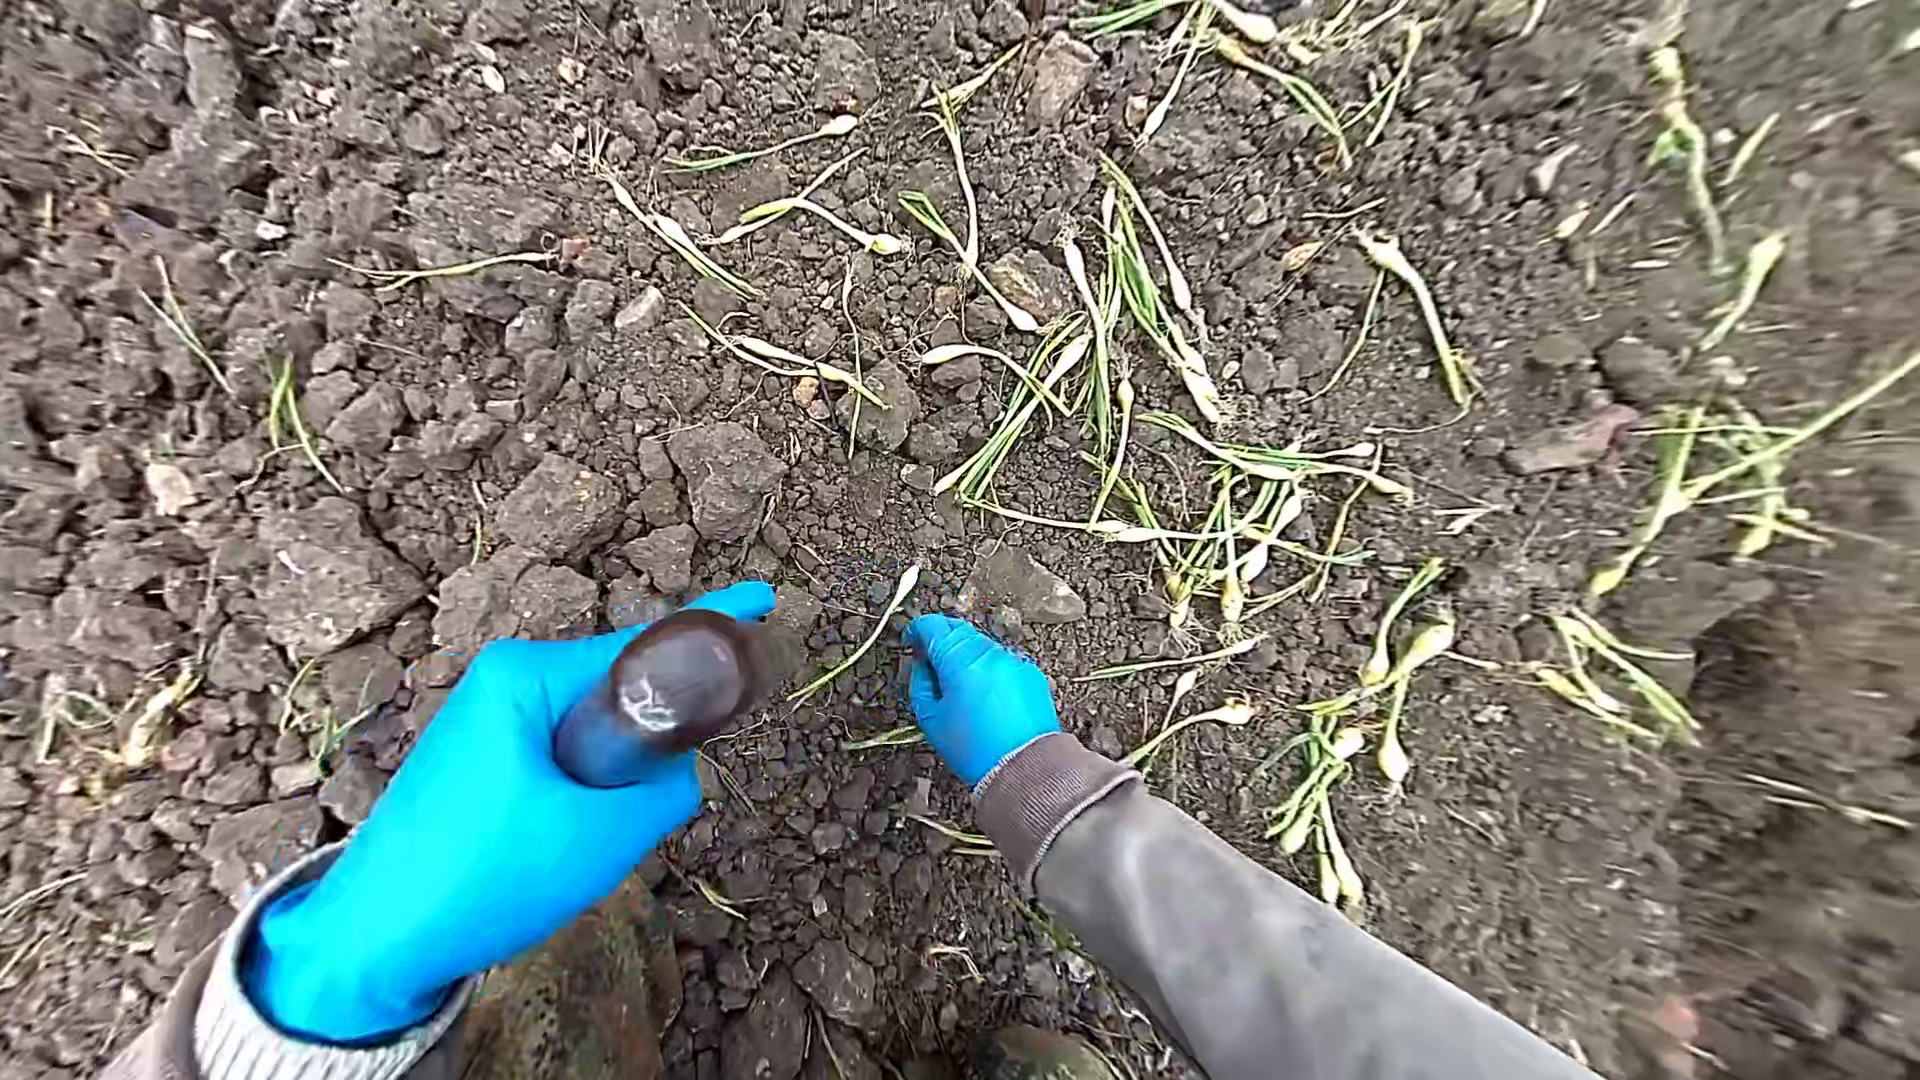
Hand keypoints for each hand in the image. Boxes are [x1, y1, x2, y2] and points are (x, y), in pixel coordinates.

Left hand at [244, 582, 775, 1042]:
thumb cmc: (484, 878)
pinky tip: (588, 819)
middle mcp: (513, 676)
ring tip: (608, 822)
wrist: (364, 952)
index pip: (645, 641)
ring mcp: (498, 710)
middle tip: (674, 771)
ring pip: (604, 716)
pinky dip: (600, 770)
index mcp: (529, 675)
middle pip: (628, 681)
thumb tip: (681, 768)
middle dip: (666, 721)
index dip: (716, 620)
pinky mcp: (495, 746)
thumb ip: (674, 787)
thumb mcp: (607, 834)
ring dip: (629, 758)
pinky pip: (575, 739)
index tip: (764, 598)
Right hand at [905, 614, 1060, 787]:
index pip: (933, 626)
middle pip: (958, 630)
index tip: (912, 640)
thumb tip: (920, 664)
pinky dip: (989, 668)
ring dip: (966, 655)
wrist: (1023, 767)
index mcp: (960, 660)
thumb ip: (920, 683)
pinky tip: (985, 693)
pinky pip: (1001, 660)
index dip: (917, 630)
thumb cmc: (976, 750)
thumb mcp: (931, 719)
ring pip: (980, 644)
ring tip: (959, 684)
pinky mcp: (1029, 672)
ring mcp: (1011, 660)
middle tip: (931, 661)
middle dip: (941, 641)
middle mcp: (988, 653)